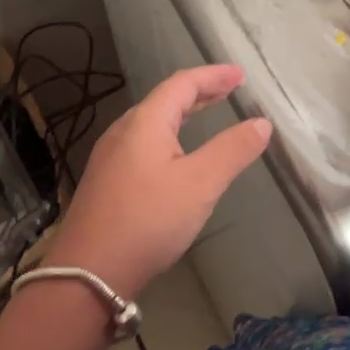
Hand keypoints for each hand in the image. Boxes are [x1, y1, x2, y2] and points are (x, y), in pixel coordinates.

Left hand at [45, 65, 271, 298]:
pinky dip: (169, 136)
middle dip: (200, 92)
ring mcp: (110, 158)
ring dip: (183, 114)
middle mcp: (123, 132)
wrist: (87, 273)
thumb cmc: (148, 220)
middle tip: (229, 91)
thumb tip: (262, 123)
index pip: (183, 84)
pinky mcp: (106, 183)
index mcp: (145, 122)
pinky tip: (176, 157)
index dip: (213, 76)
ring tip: (207, 116)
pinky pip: (143, 144)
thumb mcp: (200, 184)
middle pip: (165, 100)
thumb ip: (233, 150)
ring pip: (152, 123)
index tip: (241, 76)